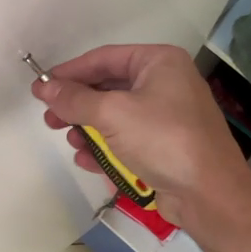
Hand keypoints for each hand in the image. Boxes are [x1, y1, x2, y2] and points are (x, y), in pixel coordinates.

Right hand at [31, 45, 250, 233]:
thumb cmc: (163, 139)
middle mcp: (165, 83)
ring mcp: (167, 117)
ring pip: (115, 117)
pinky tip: (89, 161)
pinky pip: (127, 141)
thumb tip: (45, 86)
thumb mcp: (113, 114)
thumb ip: (75, 99)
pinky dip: (107, 150)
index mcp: (159, 62)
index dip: (70, 72)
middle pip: (109, 88)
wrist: (208, 193)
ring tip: (73, 143)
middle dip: (78, 106)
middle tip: (51, 120)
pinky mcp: (165, 147)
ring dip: (90, 131)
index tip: (41, 87)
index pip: (104, 58)